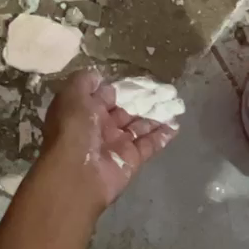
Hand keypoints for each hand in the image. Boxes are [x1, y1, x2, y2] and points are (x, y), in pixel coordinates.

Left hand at [37, 71, 176, 213]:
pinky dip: (162, 136)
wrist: (75, 173)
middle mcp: (101, 126)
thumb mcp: (72, 95)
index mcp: (85, 110)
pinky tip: (176, 125)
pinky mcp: (130, 160)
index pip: (108, 95)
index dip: (124, 88)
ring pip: (140, 125)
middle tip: (167, 90)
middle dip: (145, 100)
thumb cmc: (72, 128)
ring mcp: (116, 143)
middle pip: (127, 109)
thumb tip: (99, 76)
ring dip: (157, 115)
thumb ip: (84, 81)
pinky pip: (148, 145)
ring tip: (176, 103)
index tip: (144, 79)